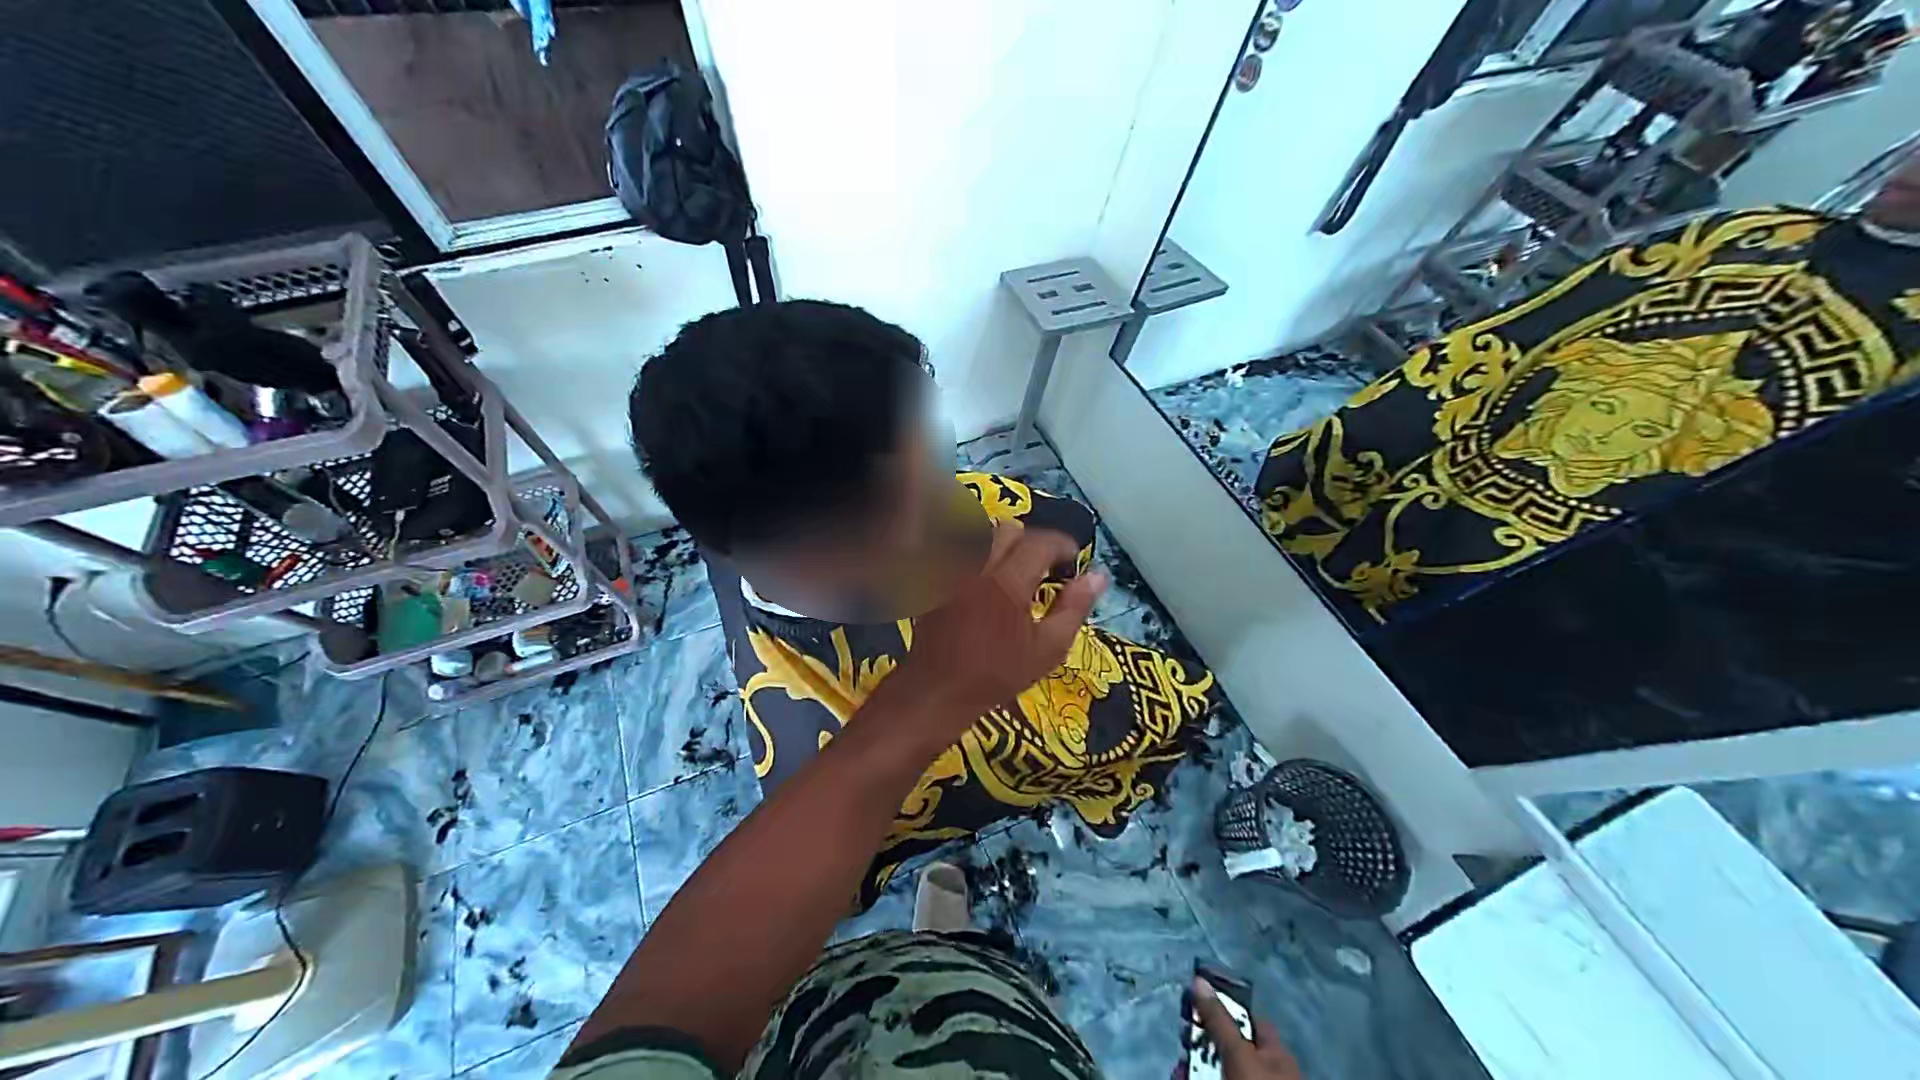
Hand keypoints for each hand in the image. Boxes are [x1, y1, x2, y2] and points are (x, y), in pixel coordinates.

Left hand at [888, 522, 1105, 743]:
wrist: (941, 689)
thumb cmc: (999, 673)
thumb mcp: (1048, 648)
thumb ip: (1074, 607)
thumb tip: (1097, 575)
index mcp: (1008, 580)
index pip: (1041, 542)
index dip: (1062, 545)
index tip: (1073, 559)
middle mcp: (978, 565)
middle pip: (1009, 530)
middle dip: (1032, 541)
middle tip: (1045, 565)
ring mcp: (952, 568)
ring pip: (982, 535)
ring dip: (1003, 544)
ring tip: (1016, 569)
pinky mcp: (936, 576)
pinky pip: (960, 550)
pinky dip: (979, 554)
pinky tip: (986, 577)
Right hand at [1190, 977, 1302, 1079]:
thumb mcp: (1238, 1054)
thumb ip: (1218, 1019)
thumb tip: (1198, 980)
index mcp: (1275, 1055)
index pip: (1249, 1020)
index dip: (1223, 1008)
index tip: (1195, 1003)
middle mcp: (1264, 1073)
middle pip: (1228, 1045)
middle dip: (1202, 1040)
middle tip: (1183, 1039)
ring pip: (1216, 1070)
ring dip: (1193, 1065)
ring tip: (1178, 1070)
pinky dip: (1193, 1078)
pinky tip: (1179, 1078)